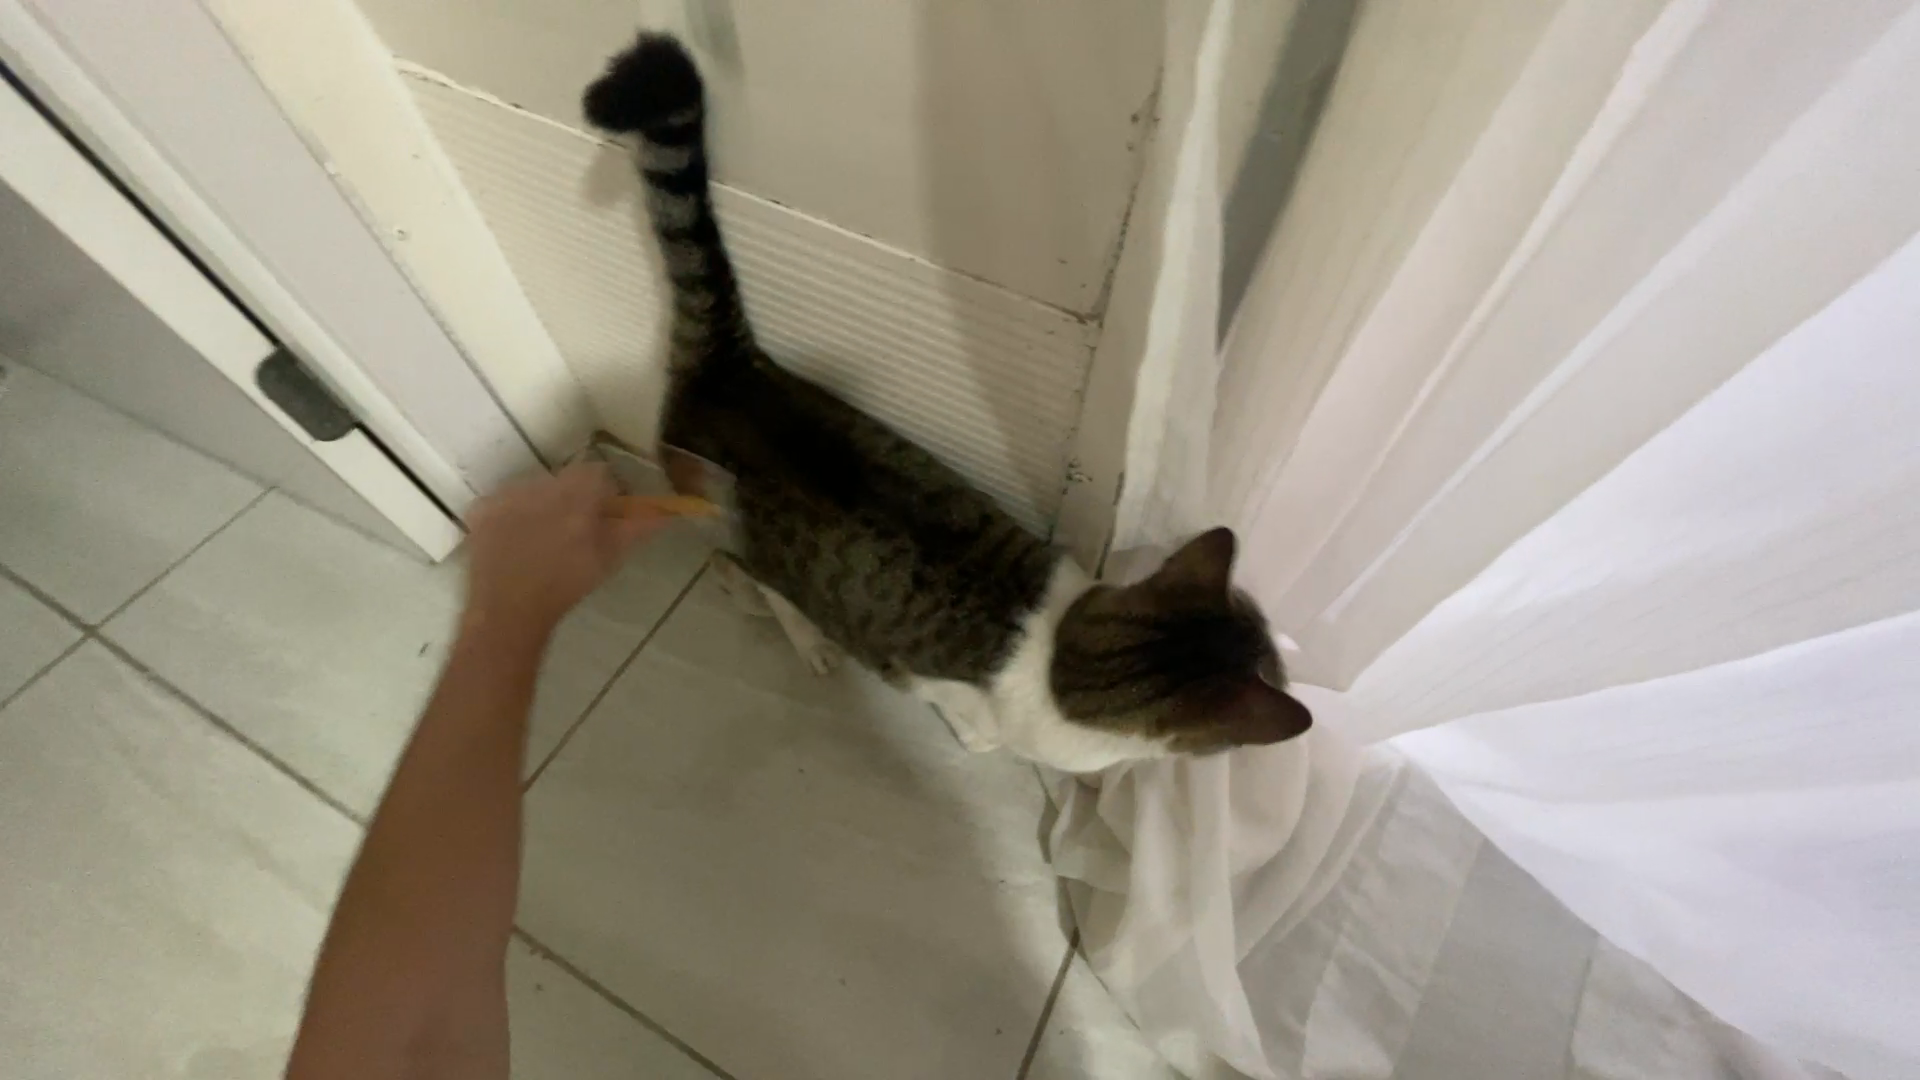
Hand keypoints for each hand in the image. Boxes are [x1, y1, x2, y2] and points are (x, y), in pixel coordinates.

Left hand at [461, 463, 670, 636]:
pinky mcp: (482, 508)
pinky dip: (515, 511)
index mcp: (577, 497)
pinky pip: (506, 498)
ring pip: (535, 485)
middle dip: (574, 496)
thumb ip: (638, 528)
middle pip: (566, 477)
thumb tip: (666, 512)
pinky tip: (518, 536)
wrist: (510, 609)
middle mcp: (541, 487)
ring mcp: (507, 496)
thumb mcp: (611, 557)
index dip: (605, 490)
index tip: (605, 512)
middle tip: (576, 527)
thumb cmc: (569, 584)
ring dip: (545, 501)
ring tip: (545, 534)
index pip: (598, 472)